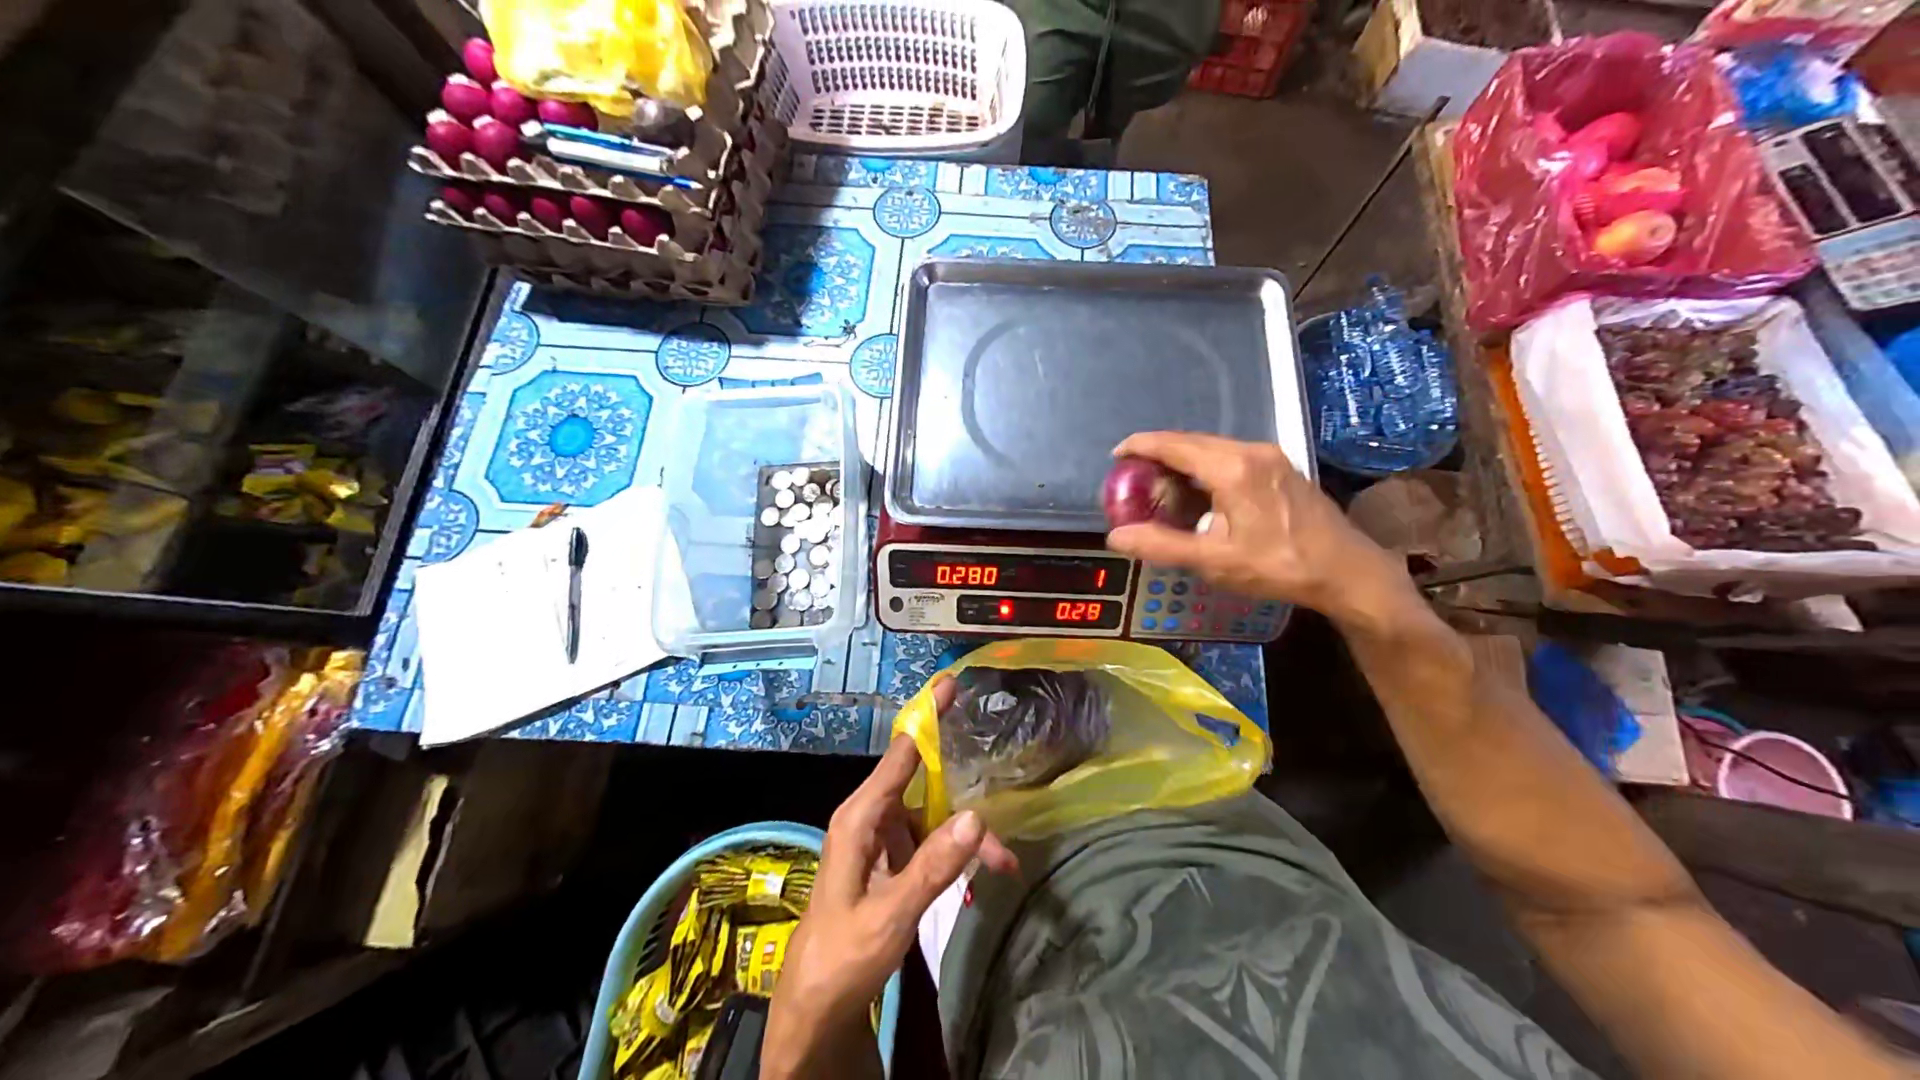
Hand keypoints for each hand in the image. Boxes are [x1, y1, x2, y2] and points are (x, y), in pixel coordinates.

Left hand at [763, 682, 1016, 1078]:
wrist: (814, 1004)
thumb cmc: (843, 954)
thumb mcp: (891, 914)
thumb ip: (934, 866)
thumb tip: (976, 815)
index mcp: (859, 818)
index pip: (900, 754)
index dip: (926, 717)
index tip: (950, 685)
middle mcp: (868, 818)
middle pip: (924, 786)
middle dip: (964, 794)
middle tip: (1000, 787)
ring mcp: (878, 839)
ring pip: (932, 819)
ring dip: (966, 837)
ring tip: (1002, 862)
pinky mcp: (887, 860)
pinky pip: (927, 844)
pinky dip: (954, 855)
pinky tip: (979, 874)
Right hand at [1105, 431, 1422, 632]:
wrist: (1347, 571)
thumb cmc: (1279, 566)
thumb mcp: (1215, 560)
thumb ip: (1162, 545)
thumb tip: (1116, 536)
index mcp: (1232, 468)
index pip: (1174, 444)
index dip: (1141, 446)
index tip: (1116, 455)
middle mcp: (1251, 451)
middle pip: (1192, 441)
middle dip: (1158, 454)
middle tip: (1132, 476)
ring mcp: (1269, 457)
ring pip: (1212, 448)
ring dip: (1182, 461)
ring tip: (1159, 484)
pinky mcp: (1280, 467)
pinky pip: (1230, 456)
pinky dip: (1204, 466)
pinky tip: (1197, 490)